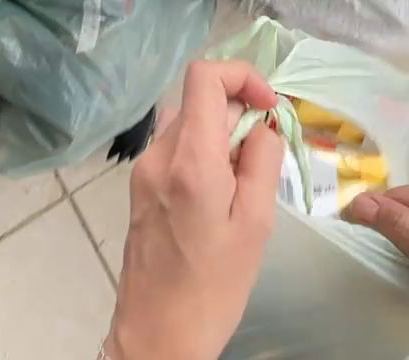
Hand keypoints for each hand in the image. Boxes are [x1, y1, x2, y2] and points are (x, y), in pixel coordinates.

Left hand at [106, 60, 284, 359]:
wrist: (156, 340)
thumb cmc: (213, 286)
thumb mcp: (256, 221)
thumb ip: (263, 158)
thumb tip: (263, 123)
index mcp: (189, 158)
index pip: (205, 76)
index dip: (243, 76)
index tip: (268, 108)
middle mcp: (159, 154)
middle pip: (201, 100)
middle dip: (239, 114)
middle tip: (263, 158)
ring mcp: (144, 170)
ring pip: (190, 122)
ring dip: (222, 134)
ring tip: (242, 182)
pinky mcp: (140, 187)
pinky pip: (177, 148)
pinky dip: (204, 153)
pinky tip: (219, 196)